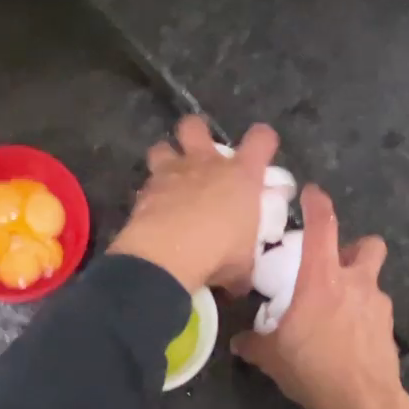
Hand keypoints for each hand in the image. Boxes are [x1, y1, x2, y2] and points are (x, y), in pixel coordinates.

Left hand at [108, 117, 278, 293]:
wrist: (168, 256)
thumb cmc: (219, 254)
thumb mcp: (243, 265)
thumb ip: (244, 265)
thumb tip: (240, 282)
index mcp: (241, 175)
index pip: (260, 139)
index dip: (263, 142)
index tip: (262, 154)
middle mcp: (205, 164)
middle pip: (196, 126)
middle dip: (196, 134)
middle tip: (200, 157)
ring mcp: (171, 174)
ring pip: (162, 147)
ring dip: (165, 159)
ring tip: (170, 179)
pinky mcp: (145, 192)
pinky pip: (146, 184)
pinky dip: (150, 195)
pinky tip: (154, 212)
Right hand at [232, 185, 408, 408]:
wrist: (361, 403)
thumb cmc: (312, 370)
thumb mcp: (272, 357)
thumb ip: (254, 343)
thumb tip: (239, 341)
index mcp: (321, 278)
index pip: (324, 226)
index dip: (318, 203)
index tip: (312, 194)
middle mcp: (355, 282)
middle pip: (367, 244)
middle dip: (354, 248)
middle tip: (333, 266)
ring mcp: (377, 305)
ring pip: (372, 280)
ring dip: (357, 286)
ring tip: (336, 311)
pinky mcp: (388, 329)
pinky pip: (374, 312)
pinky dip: (362, 317)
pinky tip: (346, 340)